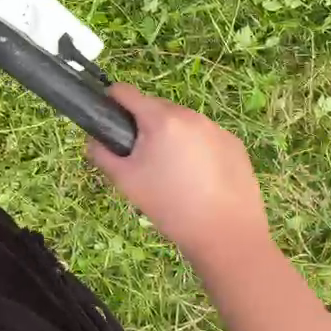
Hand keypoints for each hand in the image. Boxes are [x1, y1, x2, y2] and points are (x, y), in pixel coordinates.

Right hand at [86, 84, 269, 261]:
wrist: (228, 239)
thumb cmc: (170, 207)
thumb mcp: (125, 181)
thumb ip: (101, 153)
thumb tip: (94, 139)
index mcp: (160, 119)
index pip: (125, 91)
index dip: (111, 103)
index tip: (112, 125)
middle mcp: (190, 115)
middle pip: (154, 106)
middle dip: (144, 124)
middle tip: (144, 158)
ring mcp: (216, 129)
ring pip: (181, 121)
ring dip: (170, 134)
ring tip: (173, 171)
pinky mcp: (236, 145)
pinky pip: (205, 135)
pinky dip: (196, 147)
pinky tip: (199, 178)